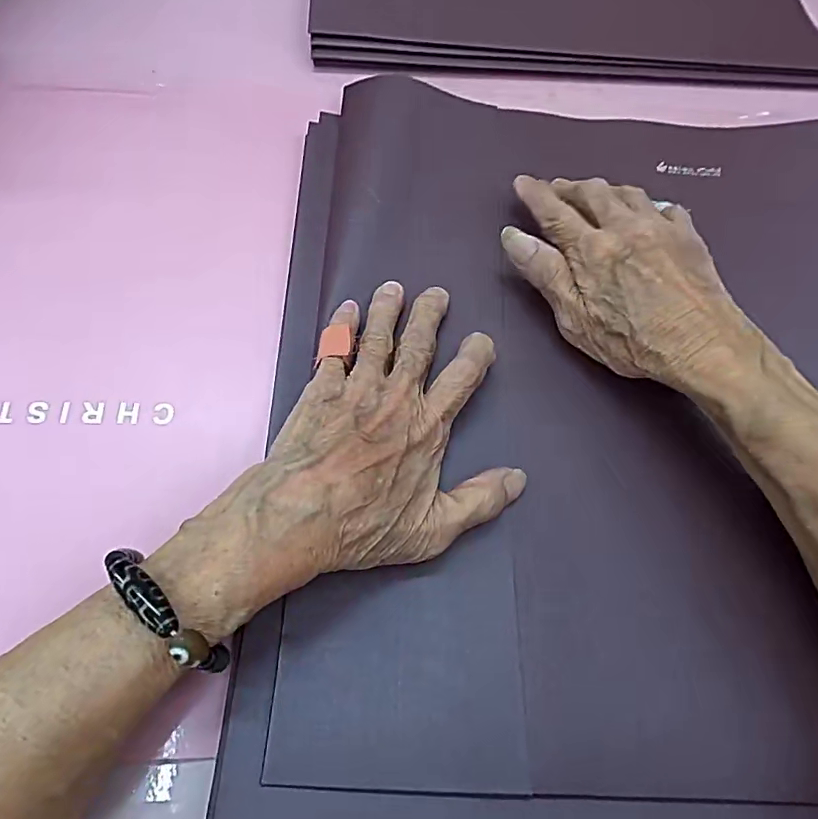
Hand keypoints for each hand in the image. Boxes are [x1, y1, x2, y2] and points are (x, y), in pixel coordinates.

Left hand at [148, 282, 525, 640]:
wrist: (300, 513)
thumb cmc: (364, 526)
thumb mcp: (432, 530)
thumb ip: (478, 502)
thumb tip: (518, 480)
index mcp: (427, 428)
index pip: (461, 379)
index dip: (474, 355)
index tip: (480, 339)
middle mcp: (396, 398)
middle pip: (418, 345)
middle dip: (429, 315)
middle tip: (436, 294)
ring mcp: (356, 389)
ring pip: (377, 337)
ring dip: (387, 309)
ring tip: (393, 288)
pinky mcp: (320, 389)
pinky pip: (335, 347)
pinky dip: (341, 325)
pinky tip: (346, 309)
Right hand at [501, 175, 764, 393]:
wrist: (703, 344)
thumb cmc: (632, 342)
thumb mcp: (574, 317)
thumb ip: (544, 273)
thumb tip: (514, 236)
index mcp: (591, 249)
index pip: (555, 212)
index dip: (535, 194)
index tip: (522, 181)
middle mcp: (625, 227)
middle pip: (592, 193)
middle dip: (569, 186)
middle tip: (555, 187)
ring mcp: (660, 227)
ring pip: (627, 192)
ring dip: (604, 189)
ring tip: (594, 193)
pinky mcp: (688, 235)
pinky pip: (663, 205)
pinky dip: (644, 203)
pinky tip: (644, 211)